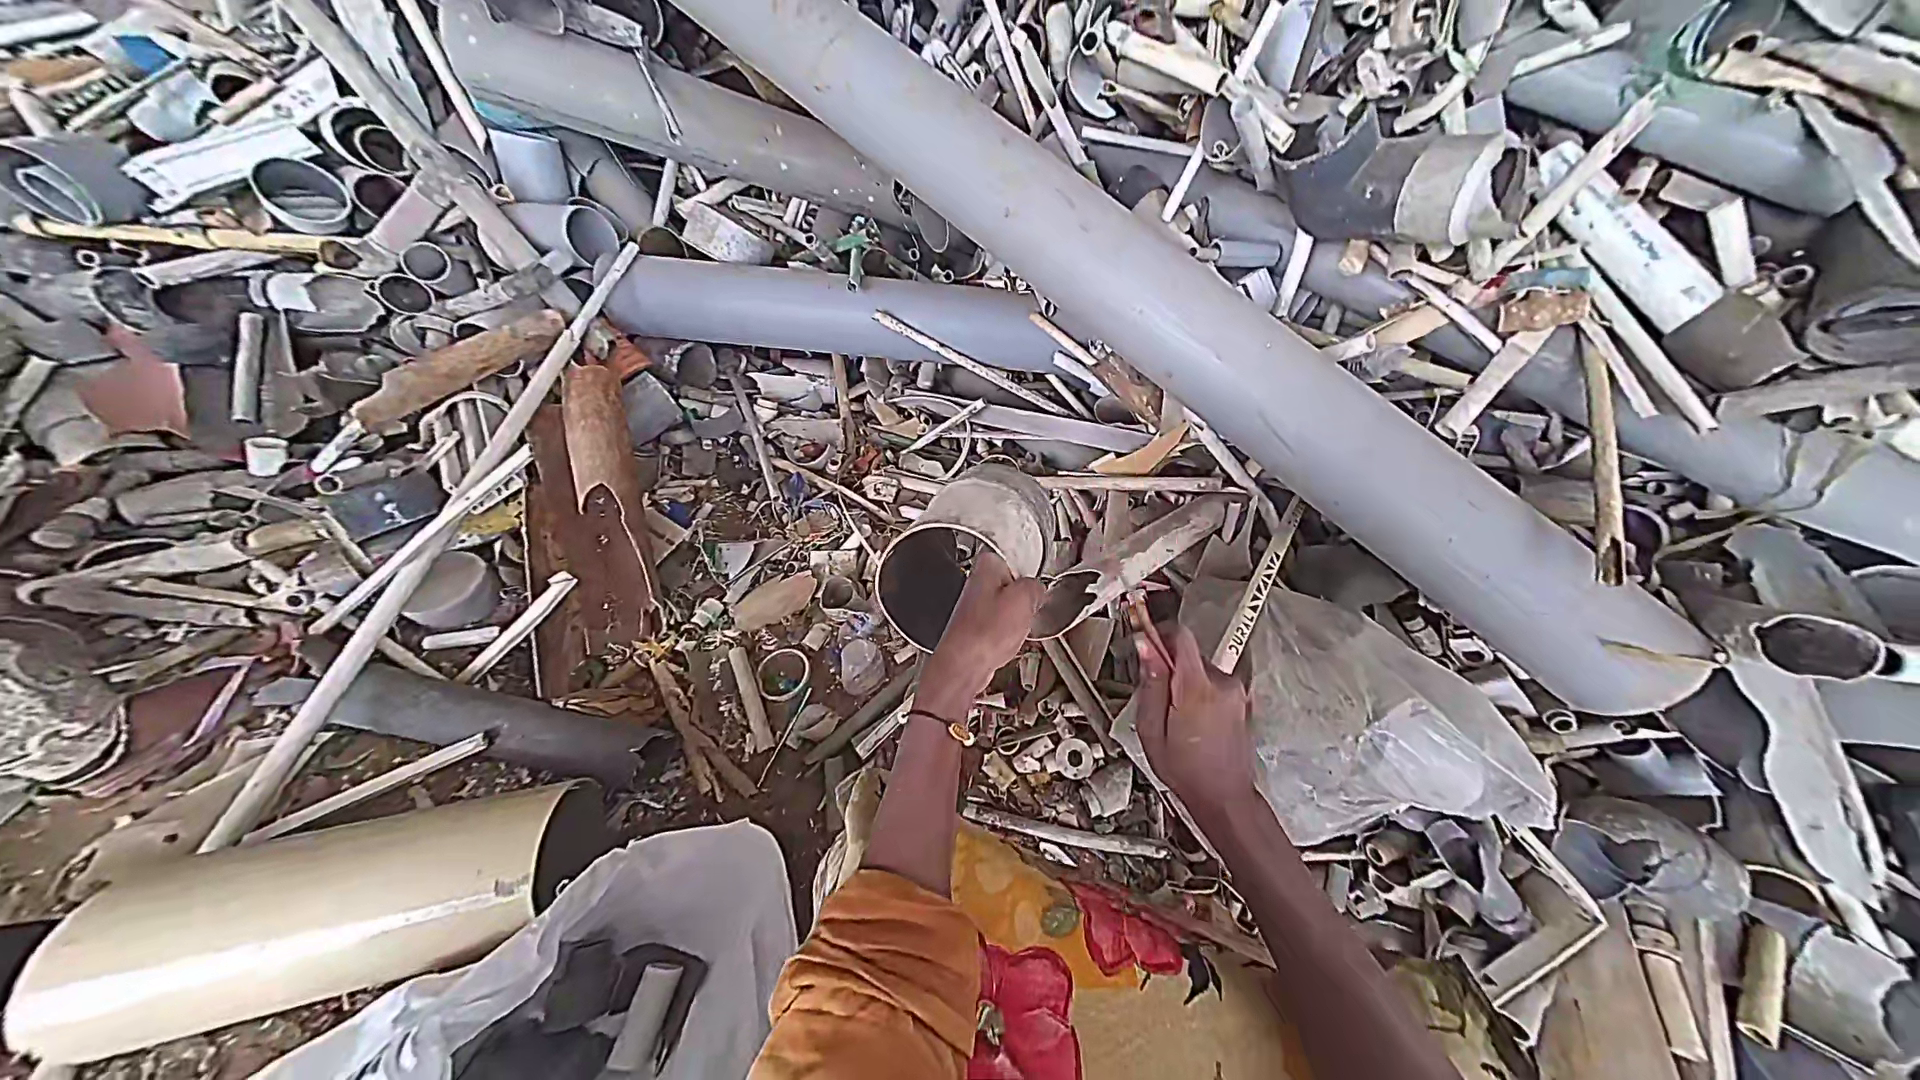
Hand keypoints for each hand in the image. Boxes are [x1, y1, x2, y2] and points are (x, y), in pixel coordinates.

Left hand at [917, 550, 1043, 717]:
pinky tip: (1006, 640)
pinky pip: (1002, 625)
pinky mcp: (978, 626)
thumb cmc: (984, 632)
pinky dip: (1008, 633)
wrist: (964, 665)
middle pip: (1015, 585)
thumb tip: (1039, 589)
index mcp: (987, 565)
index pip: (1017, 558)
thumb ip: (1036, 586)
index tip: (1037, 586)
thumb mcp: (1024, 600)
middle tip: (1026, 610)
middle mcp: (978, 582)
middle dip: (1025, 599)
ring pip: (1010, 607)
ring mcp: (977, 605)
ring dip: (1017, 618)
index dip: (1032, 574)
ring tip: (1014, 628)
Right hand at [1134, 625, 1257, 822]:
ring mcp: (1235, 693)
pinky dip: (1197, 692)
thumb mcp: (1151, 728)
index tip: (1145, 640)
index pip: (1180, 636)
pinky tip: (1190, 720)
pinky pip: (1211, 683)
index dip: (1159, 634)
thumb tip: (1146, 647)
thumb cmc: (1186, 771)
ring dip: (1183, 682)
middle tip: (1155, 696)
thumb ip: (1150, 683)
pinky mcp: (1240, 701)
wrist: (1224, 798)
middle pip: (1188, 653)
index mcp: (1197, 688)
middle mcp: (1222, 684)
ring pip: (1198, 668)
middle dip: (1168, 667)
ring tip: (1173, 714)